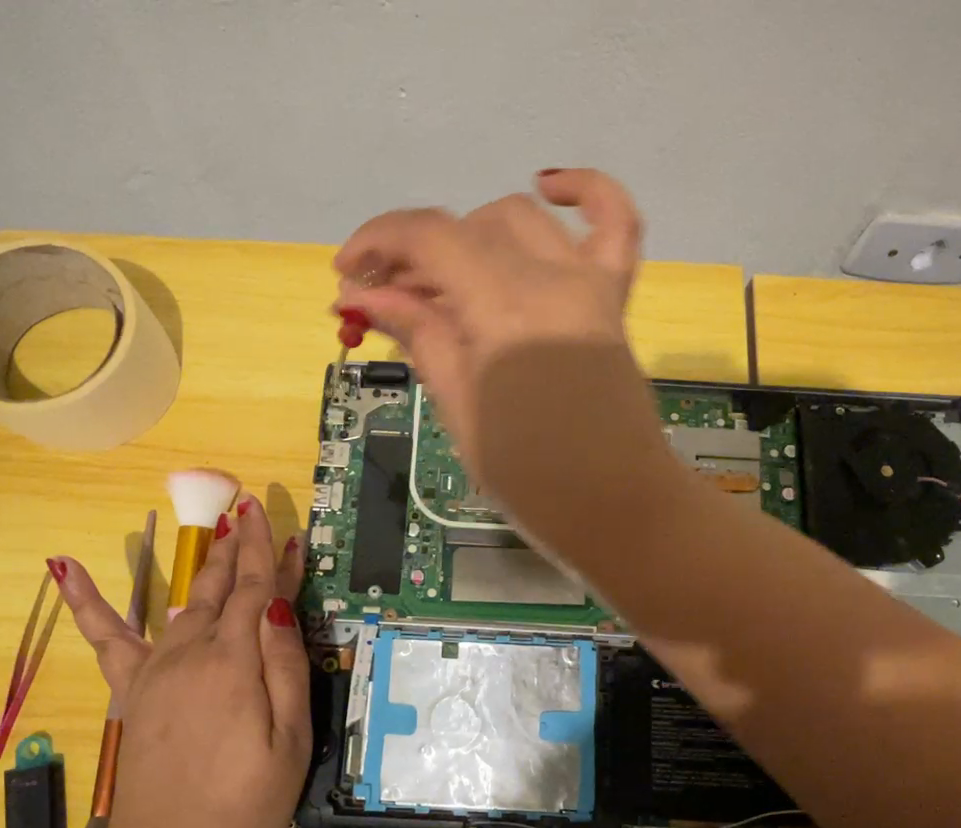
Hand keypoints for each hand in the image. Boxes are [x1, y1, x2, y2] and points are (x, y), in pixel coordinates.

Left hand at [52, 496, 308, 827]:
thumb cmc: (247, 802)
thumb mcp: (289, 738)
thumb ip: (283, 666)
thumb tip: (278, 604)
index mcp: (232, 663)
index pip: (255, 592)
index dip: (266, 554)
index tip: (272, 518)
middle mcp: (189, 653)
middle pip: (219, 589)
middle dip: (237, 549)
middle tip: (247, 511)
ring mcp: (154, 670)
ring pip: (182, 604)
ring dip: (202, 567)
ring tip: (214, 533)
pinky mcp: (132, 691)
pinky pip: (107, 638)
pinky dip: (87, 601)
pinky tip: (64, 568)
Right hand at [333, 168, 643, 470]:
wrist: (616, 508)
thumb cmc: (530, 476)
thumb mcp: (460, 409)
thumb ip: (420, 336)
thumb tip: (363, 295)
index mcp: (504, 308)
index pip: (430, 237)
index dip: (377, 243)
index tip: (344, 278)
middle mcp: (550, 278)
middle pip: (468, 229)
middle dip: (412, 256)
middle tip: (382, 301)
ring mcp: (591, 283)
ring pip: (521, 220)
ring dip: (470, 235)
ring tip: (444, 281)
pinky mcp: (615, 299)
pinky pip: (615, 222)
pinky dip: (587, 192)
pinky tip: (548, 186)